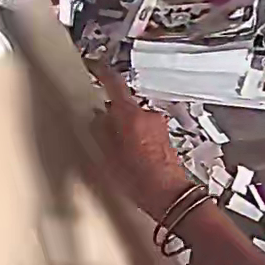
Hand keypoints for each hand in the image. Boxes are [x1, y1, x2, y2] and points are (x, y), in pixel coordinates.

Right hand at [90, 64, 193, 218]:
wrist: (169, 197)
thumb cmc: (142, 181)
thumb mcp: (109, 157)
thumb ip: (101, 132)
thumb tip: (97, 119)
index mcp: (131, 116)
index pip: (114, 84)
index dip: (102, 73)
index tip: (95, 67)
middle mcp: (148, 116)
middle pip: (124, 104)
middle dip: (111, 113)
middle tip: (100, 128)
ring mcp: (159, 125)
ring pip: (135, 117)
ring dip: (125, 127)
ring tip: (117, 150)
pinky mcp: (165, 136)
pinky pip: (144, 128)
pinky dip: (135, 135)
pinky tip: (131, 155)